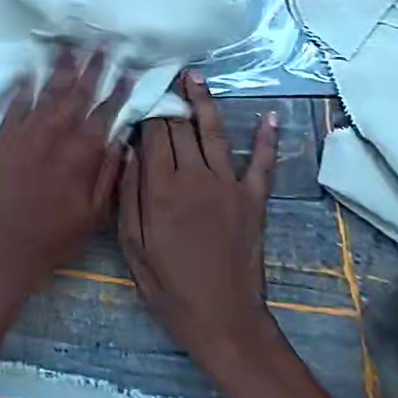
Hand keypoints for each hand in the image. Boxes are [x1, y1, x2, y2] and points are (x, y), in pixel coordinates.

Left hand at [0, 48, 130, 289]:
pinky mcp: (4, 135)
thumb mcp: (96, 210)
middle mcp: (56, 133)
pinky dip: (24, 85)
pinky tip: (30, 70)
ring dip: (60, 68)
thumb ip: (111, 171)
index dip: (118, 90)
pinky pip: (16, 102)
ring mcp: (27, 131)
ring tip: (70, 46)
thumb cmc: (56, 232)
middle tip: (101, 43)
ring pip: (47, 91)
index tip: (129, 69)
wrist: (5, 241)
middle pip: (77, 93)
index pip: (105, 112)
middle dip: (92, 67)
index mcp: (82, 152)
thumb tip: (123, 138)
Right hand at [119, 70, 284, 382]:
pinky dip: (267, 139)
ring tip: (196, 77)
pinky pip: (262, 162)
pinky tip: (270, 116)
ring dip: (205, 102)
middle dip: (170, 99)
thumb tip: (127, 149)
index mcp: (160, 189)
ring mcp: (229, 186)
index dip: (146, 110)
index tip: (139, 91)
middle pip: (180, 127)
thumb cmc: (168, 286)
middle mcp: (195, 178)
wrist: (224, 321)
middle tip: (162, 76)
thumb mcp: (132, 245)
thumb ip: (128, 193)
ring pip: (215, 132)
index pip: (152, 135)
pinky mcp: (254, 200)